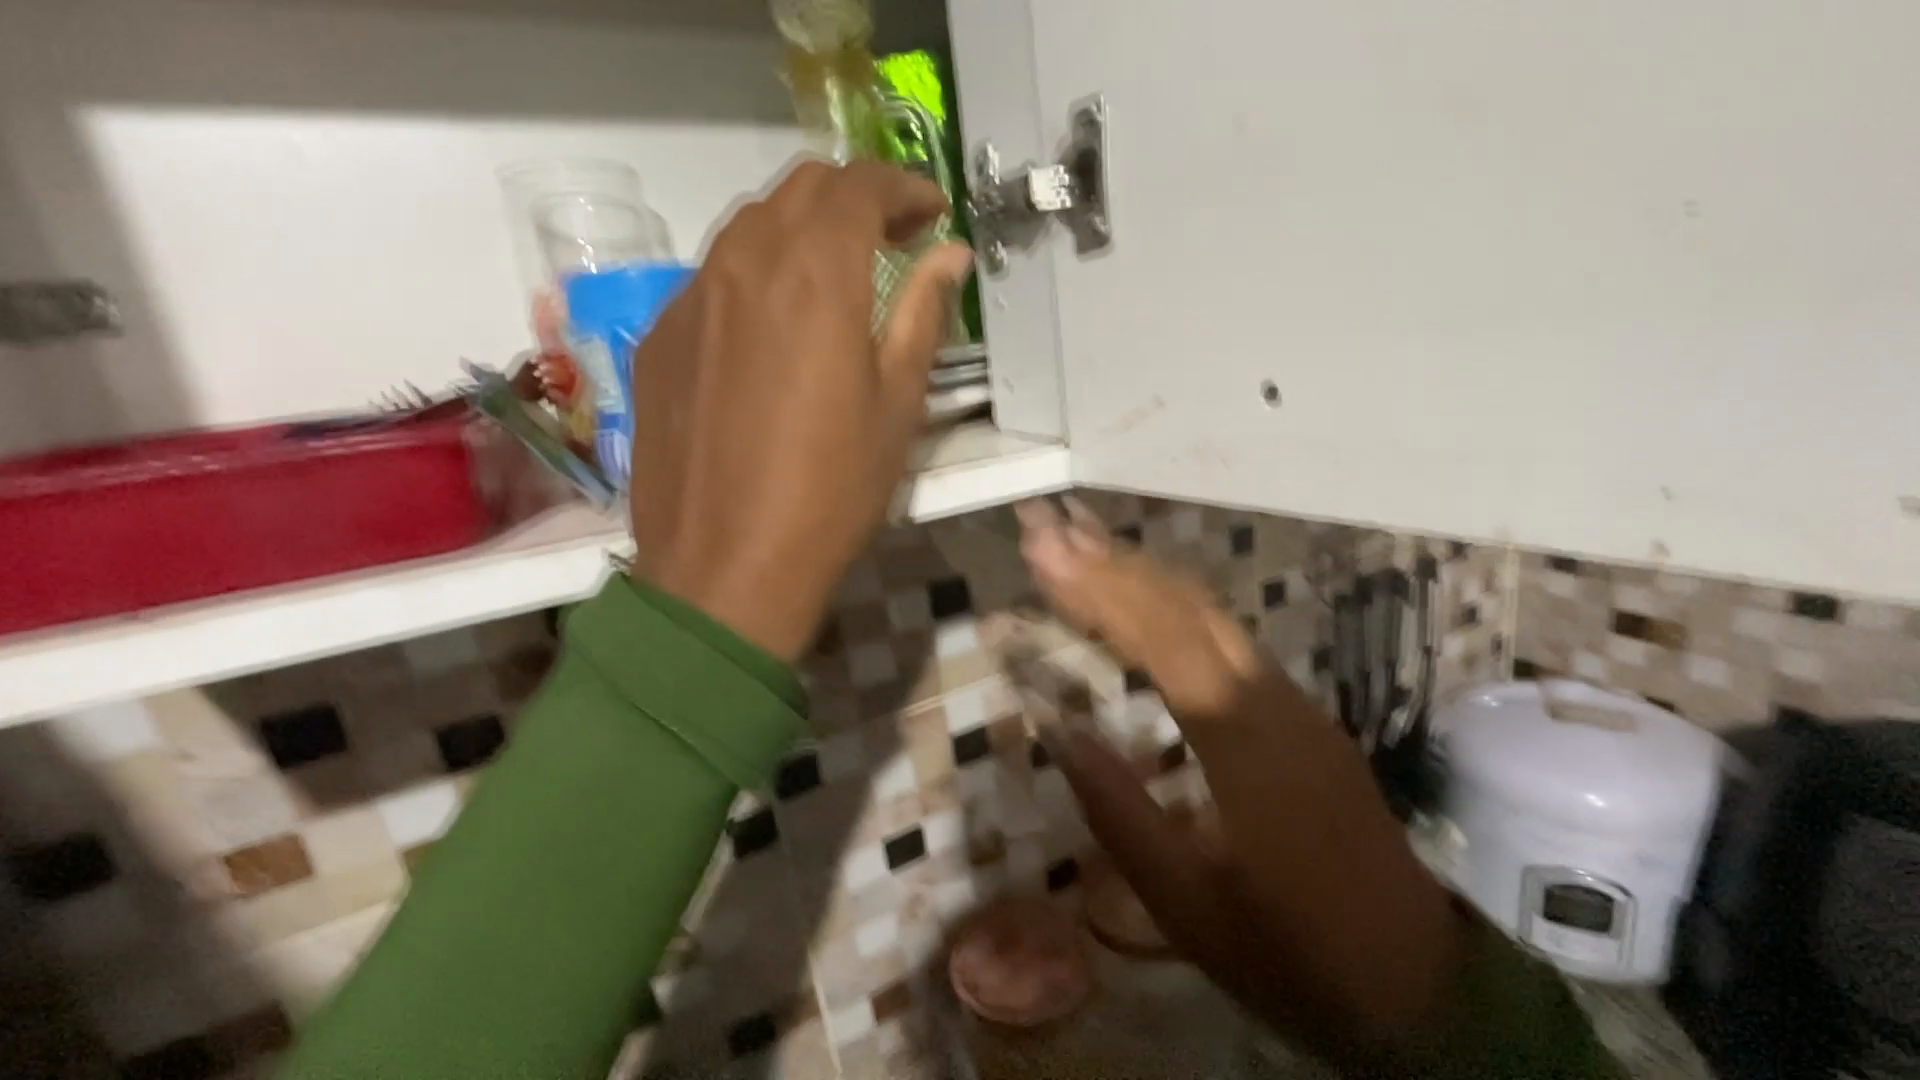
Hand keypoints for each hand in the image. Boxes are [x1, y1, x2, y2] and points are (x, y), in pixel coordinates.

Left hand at [626, 160, 973, 660]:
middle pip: (799, 189)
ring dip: (800, 231)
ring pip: (748, 227)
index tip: (931, 212)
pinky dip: (753, 276)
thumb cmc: (832, 490)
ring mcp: (689, 299)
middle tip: (891, 238)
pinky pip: (711, 278)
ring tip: (834, 275)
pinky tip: (771, 327)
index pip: (859, 185)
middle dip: (854, 197)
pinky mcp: (658, 340)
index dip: (903, 187)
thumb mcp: (897, 405)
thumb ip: (922, 314)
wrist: (725, 568)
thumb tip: (950, 255)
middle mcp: (742, 264)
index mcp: (814, 273)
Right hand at [1017, 498, 1466, 1074]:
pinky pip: (1234, 644)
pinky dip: (1181, 612)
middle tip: (1054, 529)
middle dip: (1116, 562)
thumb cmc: (1287, 949)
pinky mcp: (1307, 721)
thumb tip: (1059, 726)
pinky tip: (1150, 606)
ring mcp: (1297, 706)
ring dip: (1149, 578)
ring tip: (1087, 549)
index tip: (1042, 551)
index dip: (1097, 588)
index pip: (1159, 636)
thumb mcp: (1182, 900)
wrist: (1413, 983)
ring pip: (1216, 618)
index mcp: (1239, 738)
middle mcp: (1272, 701)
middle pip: (1189, 608)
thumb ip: (1117, 808)